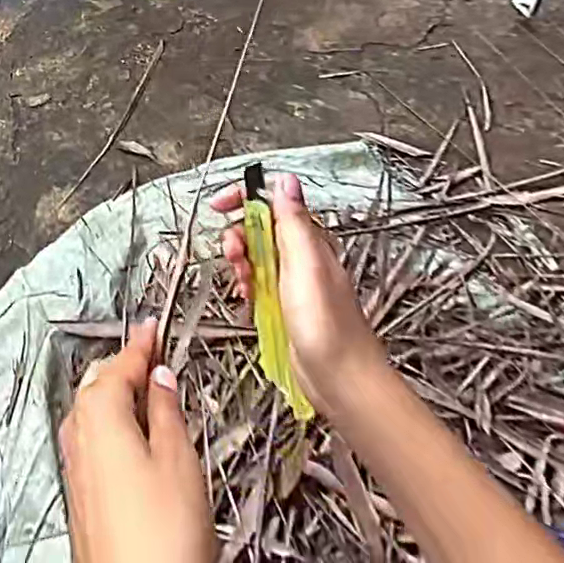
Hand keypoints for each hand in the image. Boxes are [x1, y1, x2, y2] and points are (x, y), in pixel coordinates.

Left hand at [59, 318, 215, 562]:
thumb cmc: (159, 537)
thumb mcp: (178, 460)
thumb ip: (166, 410)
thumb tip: (161, 378)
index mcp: (100, 410)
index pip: (123, 362)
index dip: (142, 342)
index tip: (151, 327)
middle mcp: (78, 428)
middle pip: (102, 380)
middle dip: (127, 365)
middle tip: (153, 355)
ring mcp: (74, 459)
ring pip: (94, 407)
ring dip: (118, 393)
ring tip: (147, 391)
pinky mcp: (79, 488)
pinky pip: (93, 435)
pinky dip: (112, 422)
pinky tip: (131, 436)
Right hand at [210, 172, 387, 414]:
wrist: (342, 382)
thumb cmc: (329, 328)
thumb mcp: (306, 265)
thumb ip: (293, 221)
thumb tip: (285, 181)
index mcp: (310, 239)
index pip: (272, 201)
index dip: (244, 198)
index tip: (221, 205)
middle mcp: (301, 254)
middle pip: (258, 226)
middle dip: (239, 235)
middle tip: (235, 255)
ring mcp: (292, 278)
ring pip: (254, 252)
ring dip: (240, 261)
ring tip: (243, 280)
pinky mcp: (283, 300)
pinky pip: (255, 279)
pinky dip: (245, 283)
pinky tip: (247, 295)